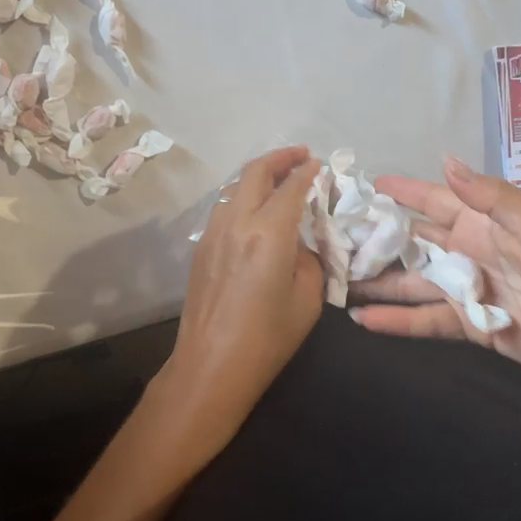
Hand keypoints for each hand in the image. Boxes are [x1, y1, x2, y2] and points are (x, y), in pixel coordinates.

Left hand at [160, 146, 325, 430]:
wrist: (211, 364)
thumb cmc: (267, 337)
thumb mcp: (307, 298)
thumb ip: (309, 259)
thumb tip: (300, 244)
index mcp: (268, 232)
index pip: (291, 187)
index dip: (307, 172)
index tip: (319, 164)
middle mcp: (237, 222)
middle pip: (255, 173)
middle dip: (280, 158)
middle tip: (300, 156)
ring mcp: (213, 233)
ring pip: (235, 187)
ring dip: (258, 176)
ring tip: (279, 179)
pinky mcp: (201, 248)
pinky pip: (225, 208)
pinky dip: (244, 196)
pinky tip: (258, 209)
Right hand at [349, 155, 520, 396]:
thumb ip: (493, 199)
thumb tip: (446, 159)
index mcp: (487, 224)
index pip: (434, 201)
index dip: (401, 191)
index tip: (361, 185)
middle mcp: (471, 253)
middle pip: (413, 243)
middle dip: (376, 238)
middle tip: (331, 238)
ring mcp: (470, 291)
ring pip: (412, 282)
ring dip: (378, 280)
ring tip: (335, 281)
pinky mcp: (473, 327)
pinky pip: (427, 321)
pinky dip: (397, 321)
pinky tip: (364, 320)